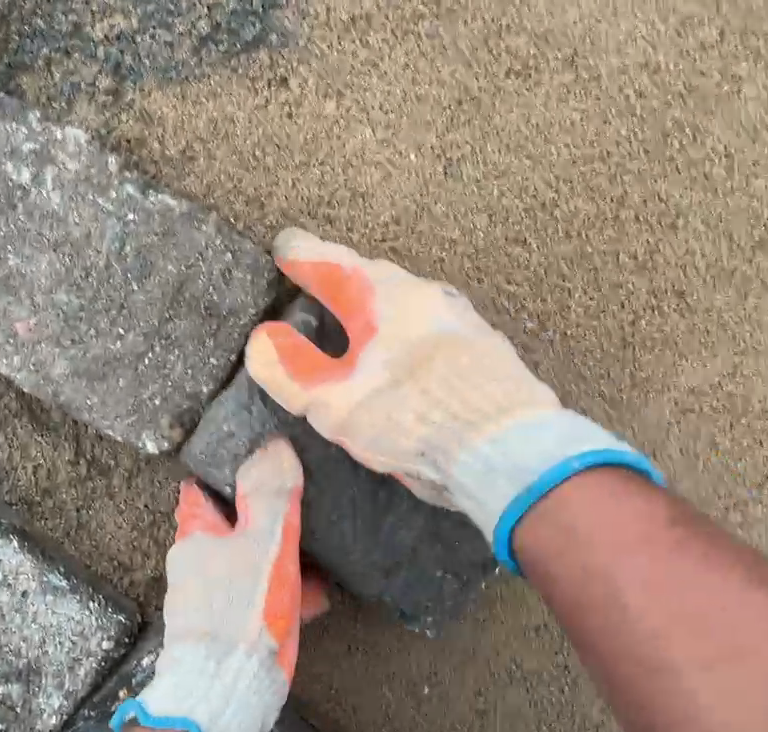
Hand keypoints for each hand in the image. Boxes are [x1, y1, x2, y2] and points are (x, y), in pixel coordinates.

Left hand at [118, 439, 305, 731]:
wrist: (226, 693)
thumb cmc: (241, 615)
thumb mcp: (265, 545)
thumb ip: (269, 496)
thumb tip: (273, 447)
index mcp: (195, 537)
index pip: (200, 490)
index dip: (226, 473)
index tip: (257, 461)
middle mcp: (194, 566)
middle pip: (228, 527)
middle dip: (261, 519)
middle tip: (301, 508)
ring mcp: (208, 600)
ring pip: (245, 564)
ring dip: (276, 557)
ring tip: (319, 552)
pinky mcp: (226, 630)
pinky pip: (255, 599)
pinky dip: (281, 592)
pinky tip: (316, 597)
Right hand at [244, 228, 660, 573]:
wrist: (504, 450)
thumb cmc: (411, 416)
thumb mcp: (334, 402)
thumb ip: (291, 372)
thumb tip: (262, 340)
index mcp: (387, 296)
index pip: (334, 263)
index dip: (304, 255)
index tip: (285, 245)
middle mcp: (428, 297)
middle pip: (374, 281)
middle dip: (344, 282)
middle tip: (318, 285)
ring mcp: (461, 323)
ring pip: (406, 307)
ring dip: (377, 312)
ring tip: (356, 326)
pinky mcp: (482, 355)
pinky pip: (428, 333)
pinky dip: (403, 339)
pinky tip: (399, 362)